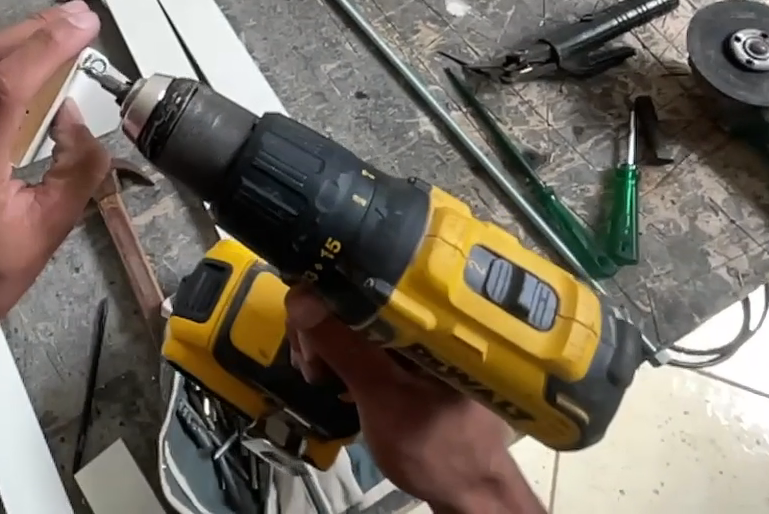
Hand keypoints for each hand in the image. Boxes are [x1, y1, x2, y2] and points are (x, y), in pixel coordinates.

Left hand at [0, 2, 114, 379]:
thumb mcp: (50, 230)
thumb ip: (76, 166)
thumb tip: (72, 112)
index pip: (4, 89)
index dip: (46, 46)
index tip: (83, 26)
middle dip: (30, 30)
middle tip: (74, 16)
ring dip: (9, 41)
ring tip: (53, 27)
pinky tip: (17, 58)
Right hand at [286, 288, 543, 513]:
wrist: (470, 497)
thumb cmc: (437, 450)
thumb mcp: (384, 399)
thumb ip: (342, 348)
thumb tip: (298, 297)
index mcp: (431, 313)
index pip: (365, 277)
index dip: (324, 294)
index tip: (305, 331)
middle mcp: (422, 313)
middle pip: (353, 294)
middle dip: (319, 324)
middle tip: (310, 364)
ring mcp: (411, 332)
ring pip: (350, 314)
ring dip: (322, 339)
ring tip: (315, 373)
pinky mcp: (402, 351)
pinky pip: (358, 334)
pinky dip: (335, 349)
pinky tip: (325, 371)